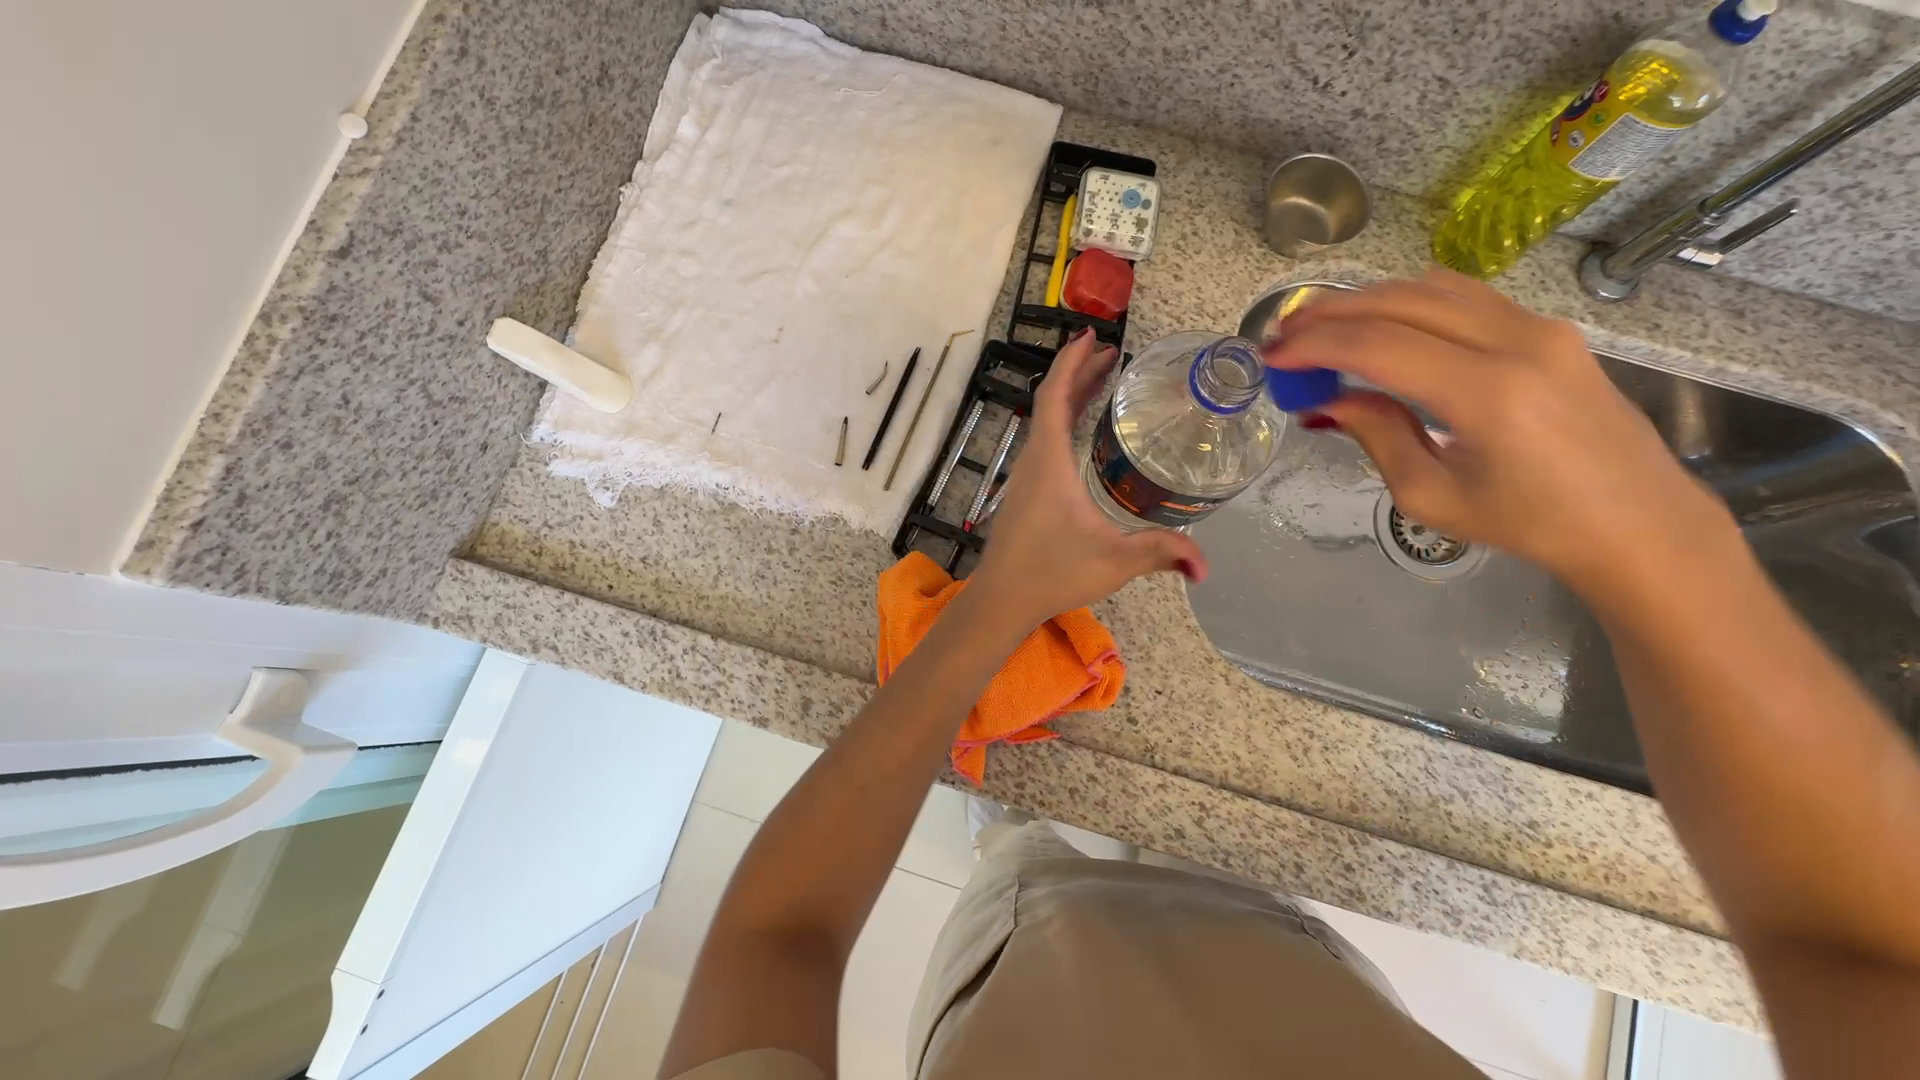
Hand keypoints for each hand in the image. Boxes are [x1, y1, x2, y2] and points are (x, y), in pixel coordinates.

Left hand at [970, 328, 1207, 626]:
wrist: (1000, 600)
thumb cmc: (1051, 573)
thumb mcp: (1114, 561)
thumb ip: (1160, 553)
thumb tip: (1204, 565)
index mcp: (1049, 461)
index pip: (1055, 396)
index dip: (1072, 362)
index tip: (1090, 335)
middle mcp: (1033, 461)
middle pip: (1052, 403)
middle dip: (1079, 373)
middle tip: (1110, 353)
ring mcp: (1025, 477)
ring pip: (1046, 423)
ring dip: (1070, 397)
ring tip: (1101, 381)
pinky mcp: (1024, 494)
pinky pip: (1044, 443)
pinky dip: (1063, 422)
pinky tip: (1081, 434)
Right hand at [1265, 267, 1735, 593]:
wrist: (1636, 521)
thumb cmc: (1530, 524)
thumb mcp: (1433, 496)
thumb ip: (1378, 436)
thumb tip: (1330, 401)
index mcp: (1488, 394)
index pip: (1379, 345)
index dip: (1315, 345)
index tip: (1272, 357)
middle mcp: (1518, 342)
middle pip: (1401, 301)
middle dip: (1331, 313)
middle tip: (1284, 334)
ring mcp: (1540, 327)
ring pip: (1432, 288)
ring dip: (1368, 301)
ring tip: (1321, 327)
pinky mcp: (1549, 328)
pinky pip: (1463, 297)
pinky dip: (1409, 303)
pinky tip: (1381, 325)